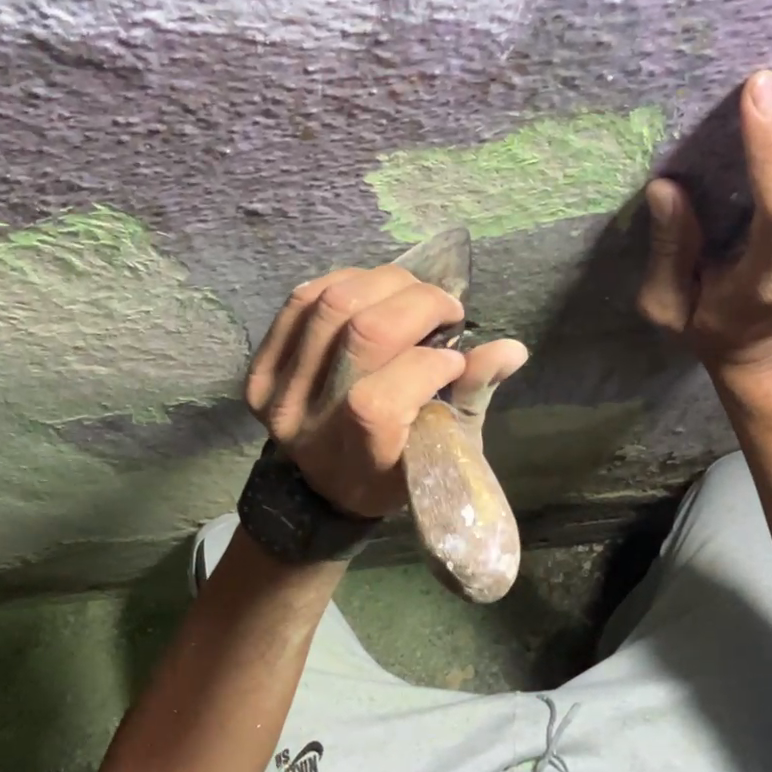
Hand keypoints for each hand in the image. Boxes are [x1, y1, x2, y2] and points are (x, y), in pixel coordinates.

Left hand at [245, 266, 529, 517]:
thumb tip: (512, 348)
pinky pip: (300, 301)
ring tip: (412, 294)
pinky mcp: (260, 370)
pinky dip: (344, 281)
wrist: (318, 489)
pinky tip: (372, 290)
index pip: (384, 396)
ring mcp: (277, 395)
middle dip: (418, 303)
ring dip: (384, 283)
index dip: (432, 363)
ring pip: (332, 305)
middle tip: (445, 308)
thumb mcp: (442, 449)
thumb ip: (471, 397)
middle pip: (362, 333)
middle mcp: (309, 424)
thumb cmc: (392, 472)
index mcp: (357, 457)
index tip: (455, 360)